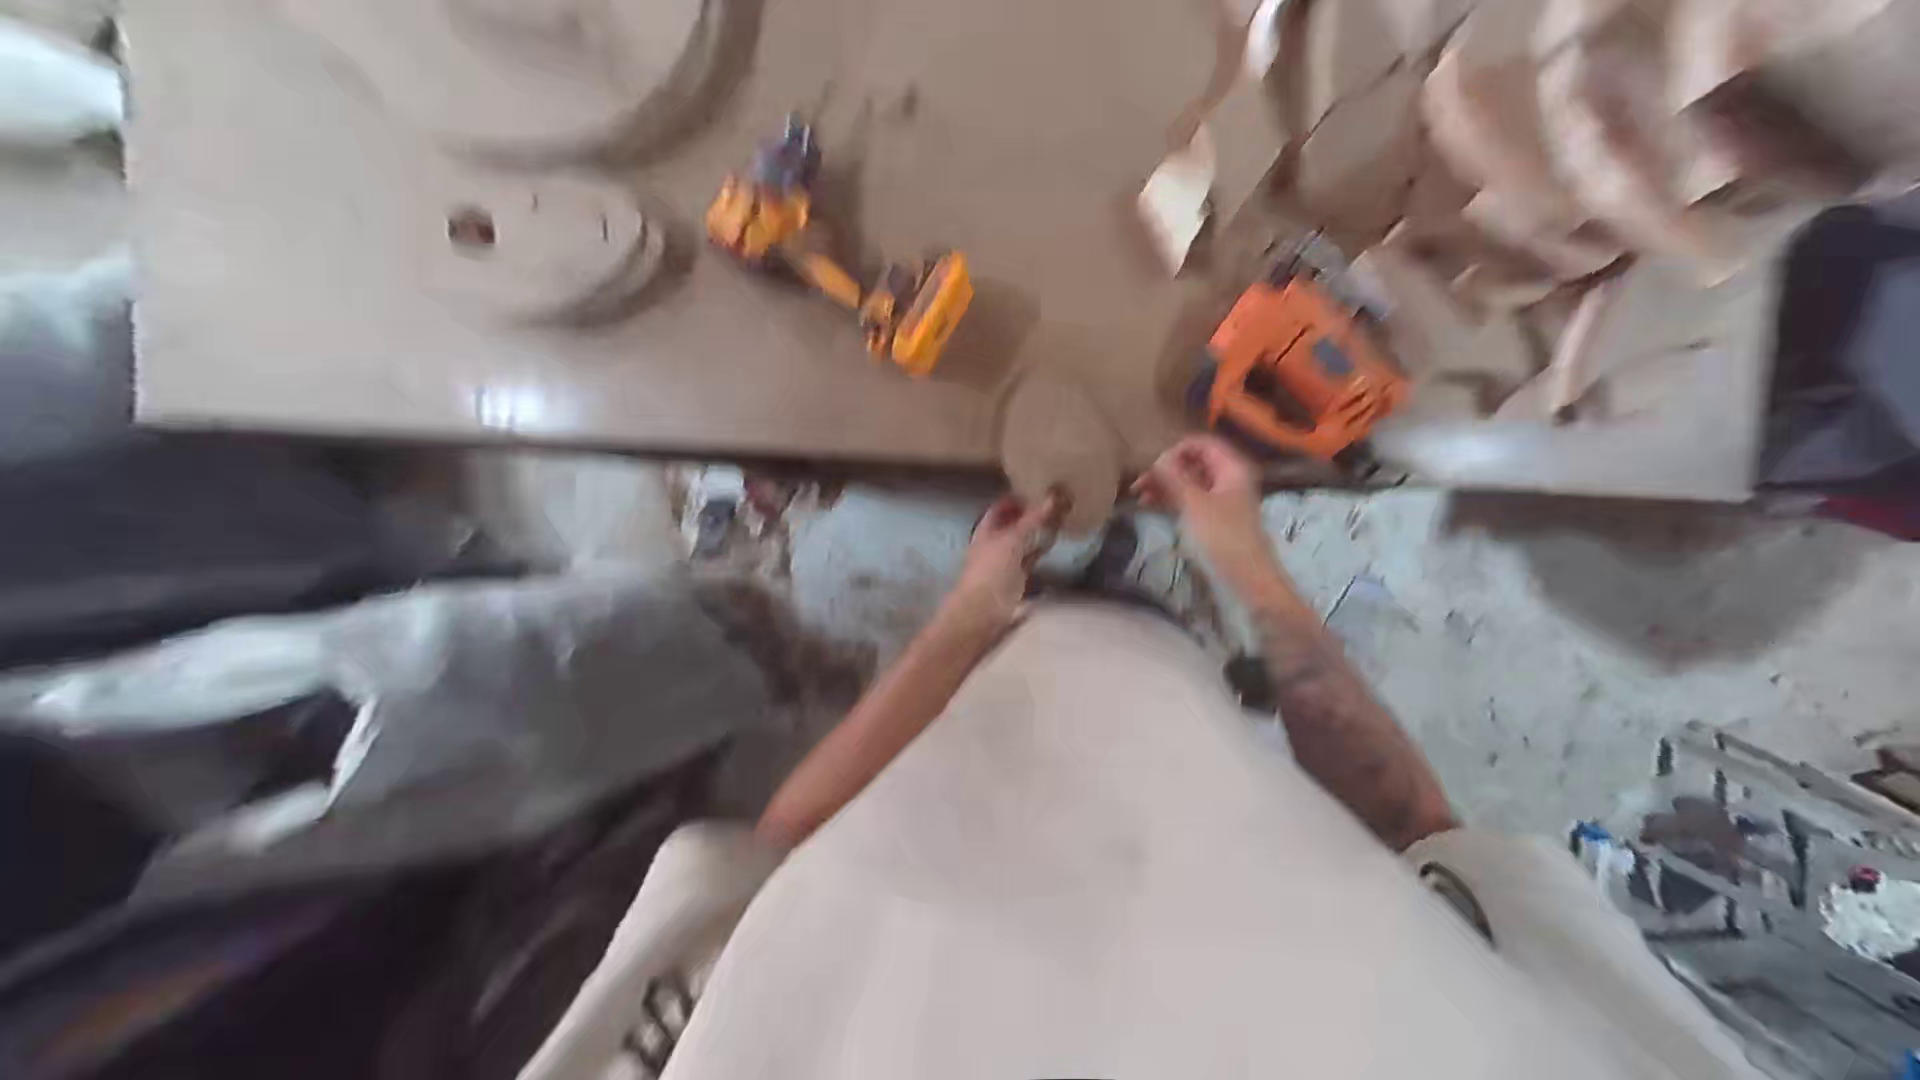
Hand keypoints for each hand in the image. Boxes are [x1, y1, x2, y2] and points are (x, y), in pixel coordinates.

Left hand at [943, 493, 1061, 630]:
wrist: (983, 611)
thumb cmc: (991, 571)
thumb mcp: (1012, 540)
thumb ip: (1032, 520)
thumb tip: (1052, 495)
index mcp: (986, 530)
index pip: (1000, 508)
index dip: (1016, 499)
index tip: (1038, 490)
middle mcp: (994, 543)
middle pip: (1012, 524)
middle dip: (1030, 515)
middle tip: (1056, 503)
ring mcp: (1005, 561)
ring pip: (1023, 541)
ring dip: (1038, 532)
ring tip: (1059, 519)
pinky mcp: (1016, 578)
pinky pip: (1030, 559)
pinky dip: (1040, 550)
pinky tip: (1053, 543)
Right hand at [1132, 435, 1281, 591]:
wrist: (1246, 578)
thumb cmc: (1223, 538)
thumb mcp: (1194, 504)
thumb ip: (1174, 478)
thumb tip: (1156, 458)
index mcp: (1231, 468)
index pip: (1201, 443)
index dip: (1175, 450)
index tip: (1152, 465)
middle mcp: (1226, 478)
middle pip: (1192, 461)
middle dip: (1165, 468)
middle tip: (1138, 481)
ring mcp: (1219, 498)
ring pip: (1187, 481)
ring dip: (1163, 485)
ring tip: (1137, 494)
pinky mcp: (1210, 517)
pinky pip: (1187, 498)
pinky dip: (1169, 499)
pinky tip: (1148, 504)